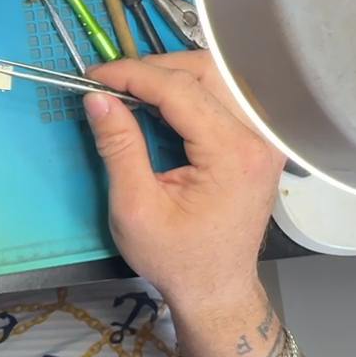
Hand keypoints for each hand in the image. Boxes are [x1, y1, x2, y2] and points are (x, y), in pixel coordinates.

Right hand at [84, 52, 286, 335]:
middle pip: (207, 71)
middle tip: (110, 82)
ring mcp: (263, 138)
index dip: (131, 74)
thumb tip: (97, 99)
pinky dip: (187, 91)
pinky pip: (223, 98)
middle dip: (152, 68)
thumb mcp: (134, 208)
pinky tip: (158, 105)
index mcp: (231, 153)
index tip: (93, 76)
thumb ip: (119, 147)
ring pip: (217, 78)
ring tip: (130, 90)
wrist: (215, 288)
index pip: (180, 89)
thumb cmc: (175, 258)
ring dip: (170, 76)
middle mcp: (258, 137)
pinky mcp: (257, 143)